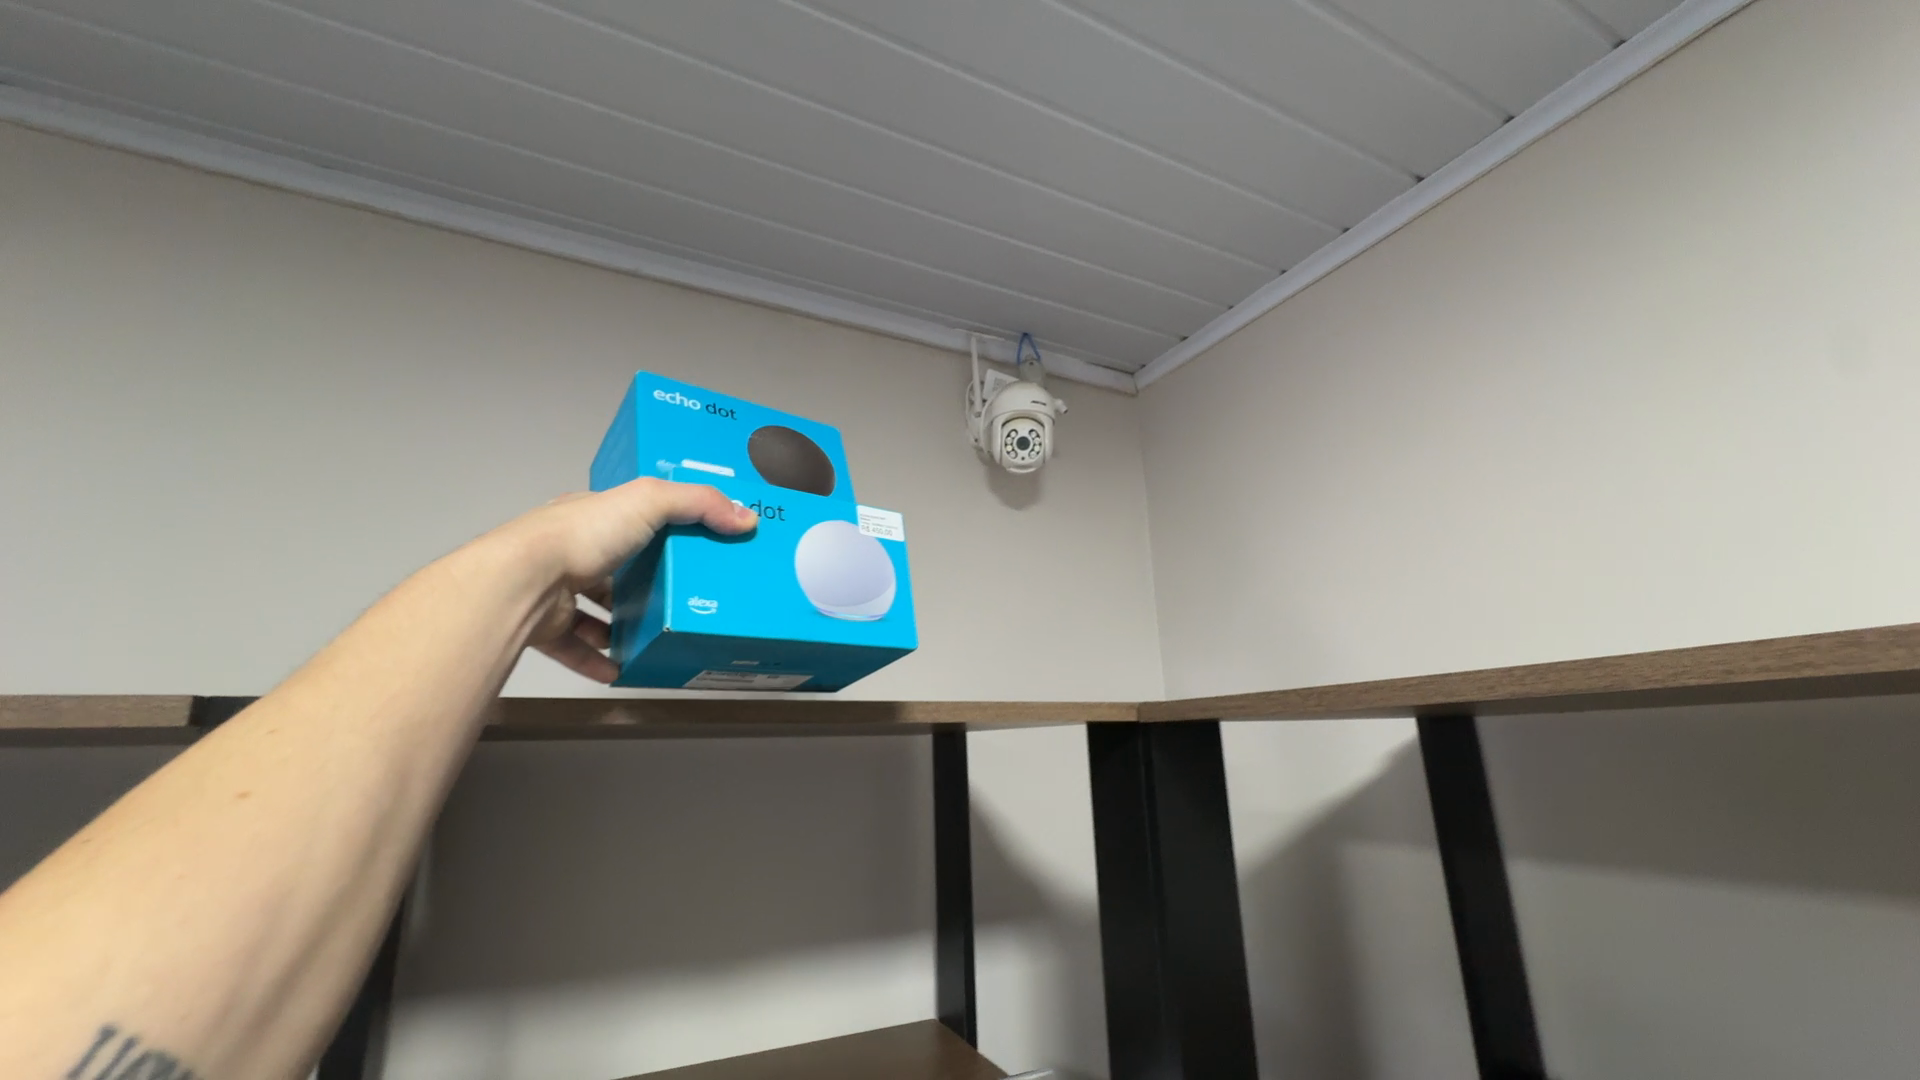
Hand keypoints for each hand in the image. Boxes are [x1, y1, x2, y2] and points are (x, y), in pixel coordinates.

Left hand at [494, 478, 757, 681]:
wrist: (521, 581)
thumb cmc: (583, 535)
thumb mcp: (650, 501)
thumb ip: (699, 504)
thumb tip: (746, 518)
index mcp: (589, 517)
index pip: (625, 518)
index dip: (655, 528)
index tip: (686, 546)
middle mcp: (567, 551)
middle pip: (611, 567)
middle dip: (640, 582)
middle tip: (679, 598)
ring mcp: (552, 590)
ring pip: (591, 609)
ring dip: (619, 624)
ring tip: (654, 635)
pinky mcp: (544, 627)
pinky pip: (575, 648)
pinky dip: (598, 660)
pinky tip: (624, 670)